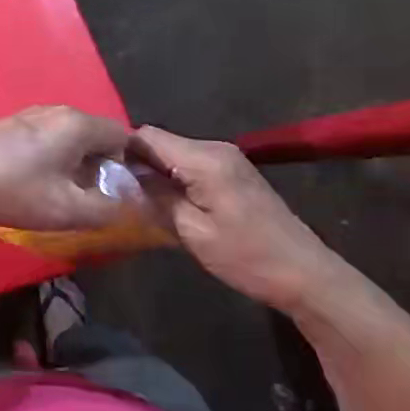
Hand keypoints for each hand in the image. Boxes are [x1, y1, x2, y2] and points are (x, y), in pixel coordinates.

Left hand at [0, 106, 131, 229]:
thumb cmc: (11, 190)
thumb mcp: (67, 210)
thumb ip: (108, 209)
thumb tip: (130, 203)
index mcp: (79, 123)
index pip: (124, 137)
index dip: (128, 168)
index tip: (117, 197)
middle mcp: (59, 111)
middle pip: (97, 137)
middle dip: (101, 169)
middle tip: (89, 202)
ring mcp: (32, 115)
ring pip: (72, 140)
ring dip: (76, 168)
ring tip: (60, 198)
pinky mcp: (12, 126)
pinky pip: (49, 141)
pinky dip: (53, 162)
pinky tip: (33, 186)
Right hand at [129, 126, 345, 311]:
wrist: (304, 273)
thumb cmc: (246, 257)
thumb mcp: (193, 232)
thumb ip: (157, 198)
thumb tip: (125, 178)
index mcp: (205, 159)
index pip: (148, 137)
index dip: (123, 152)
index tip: (105, 175)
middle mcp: (216, 148)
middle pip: (162, 144)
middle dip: (138, 164)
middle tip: (118, 193)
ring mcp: (228, 159)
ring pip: (176, 155)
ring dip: (157, 174)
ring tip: (139, 201)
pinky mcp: (234, 172)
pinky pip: (193, 165)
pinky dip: (176, 180)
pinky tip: (169, 204)